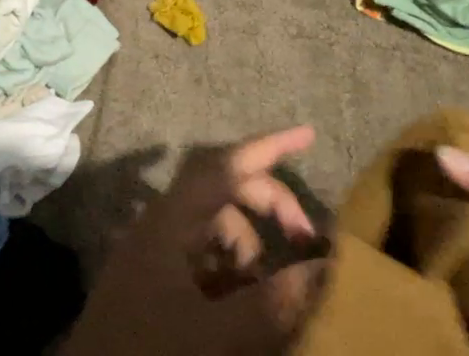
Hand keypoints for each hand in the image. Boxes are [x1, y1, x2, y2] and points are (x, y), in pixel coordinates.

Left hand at [60, 126, 327, 355]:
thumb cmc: (145, 350)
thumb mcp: (212, 332)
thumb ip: (269, 303)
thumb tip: (323, 271)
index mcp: (169, 220)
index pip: (225, 166)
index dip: (268, 147)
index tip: (308, 134)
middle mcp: (162, 224)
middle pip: (224, 192)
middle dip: (269, 207)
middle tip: (306, 241)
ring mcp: (156, 252)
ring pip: (216, 229)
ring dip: (251, 249)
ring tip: (272, 288)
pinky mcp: (154, 281)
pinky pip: (203, 259)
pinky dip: (231, 272)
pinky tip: (246, 301)